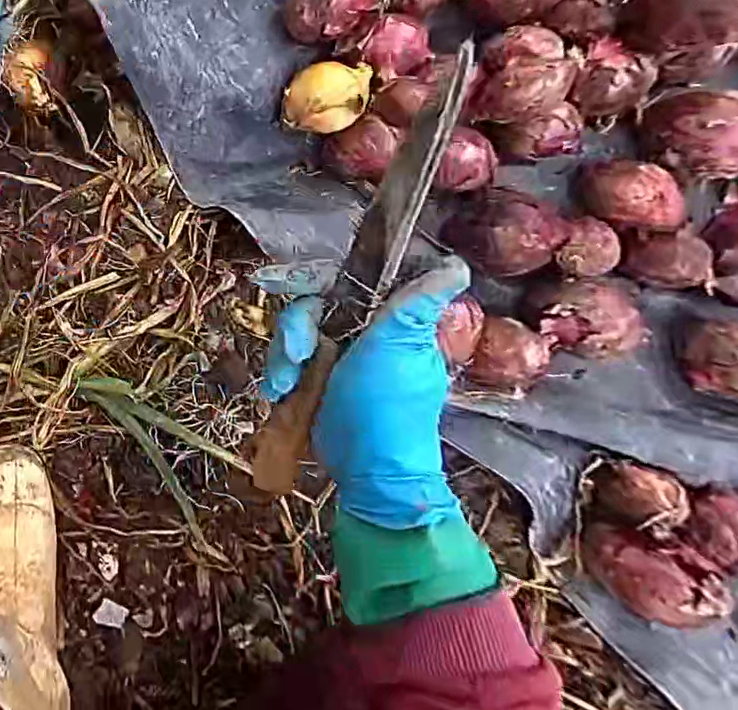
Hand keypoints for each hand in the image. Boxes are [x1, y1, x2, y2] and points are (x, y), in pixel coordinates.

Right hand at [259, 256, 470, 529]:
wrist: (368, 473)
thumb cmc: (389, 409)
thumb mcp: (400, 349)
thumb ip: (416, 304)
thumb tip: (457, 265)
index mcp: (386, 319)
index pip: (344, 279)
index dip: (317, 281)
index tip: (298, 292)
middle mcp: (360, 330)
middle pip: (310, 304)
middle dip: (296, 330)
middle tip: (298, 357)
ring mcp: (334, 354)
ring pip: (292, 332)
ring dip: (283, 358)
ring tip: (285, 386)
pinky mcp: (313, 376)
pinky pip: (285, 358)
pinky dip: (280, 375)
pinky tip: (280, 394)